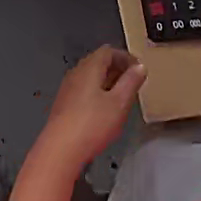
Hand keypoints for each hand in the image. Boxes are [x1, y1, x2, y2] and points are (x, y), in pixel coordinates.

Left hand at [31, 46, 145, 172]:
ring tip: (121, 96)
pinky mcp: (63, 103)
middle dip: (117, 68)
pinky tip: (103, 109)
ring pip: (90, 76)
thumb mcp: (119, 103)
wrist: (60, 149)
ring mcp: (68, 87)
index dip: (125, 57)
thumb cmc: (93, 124)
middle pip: (98, 61)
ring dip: (107, 81)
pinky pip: (83, 89)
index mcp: (90, 67)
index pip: (108, 51)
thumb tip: (139, 67)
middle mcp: (76, 72)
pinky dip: (96, 91)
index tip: (139, 69)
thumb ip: (131, 82)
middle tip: (133, 82)